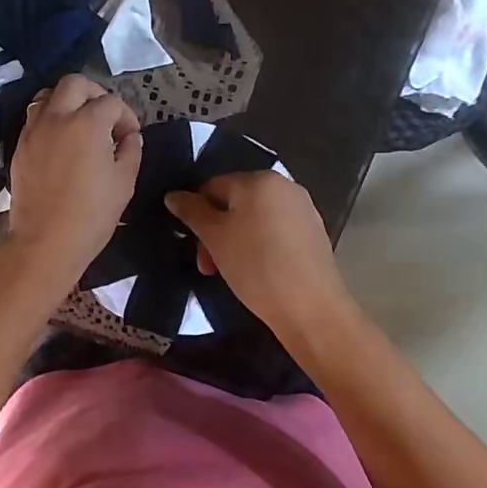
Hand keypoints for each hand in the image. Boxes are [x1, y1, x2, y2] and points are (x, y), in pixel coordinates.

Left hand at [5, 74, 142, 278]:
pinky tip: (61, 142)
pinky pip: (34, 119)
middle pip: (74, 83)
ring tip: (80, 125)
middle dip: (94, 93)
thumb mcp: (124, 181)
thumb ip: (130, 150)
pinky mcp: (19, 146)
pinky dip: (49, 120)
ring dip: (67, 102)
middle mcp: (55, 118)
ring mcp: (32, 131)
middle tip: (105, 117)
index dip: (126, 116)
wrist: (45, 240)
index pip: (111, 102)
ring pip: (47, 96)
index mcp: (86, 123)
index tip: (129, 137)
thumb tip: (128, 136)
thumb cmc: (92, 214)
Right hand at [163, 171, 352, 334]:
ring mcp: (302, 209)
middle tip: (206, 262)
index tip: (190, 241)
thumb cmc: (254, 265)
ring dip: (232, 239)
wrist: (310, 307)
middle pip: (233, 202)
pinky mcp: (313, 232)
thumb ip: (191, 210)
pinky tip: (253, 269)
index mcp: (258, 180)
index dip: (194, 212)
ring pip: (252, 217)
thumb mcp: (213, 236)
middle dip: (213, 230)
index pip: (211, 186)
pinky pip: (273, 229)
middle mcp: (284, 186)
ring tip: (226, 269)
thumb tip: (173, 195)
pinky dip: (256, 244)